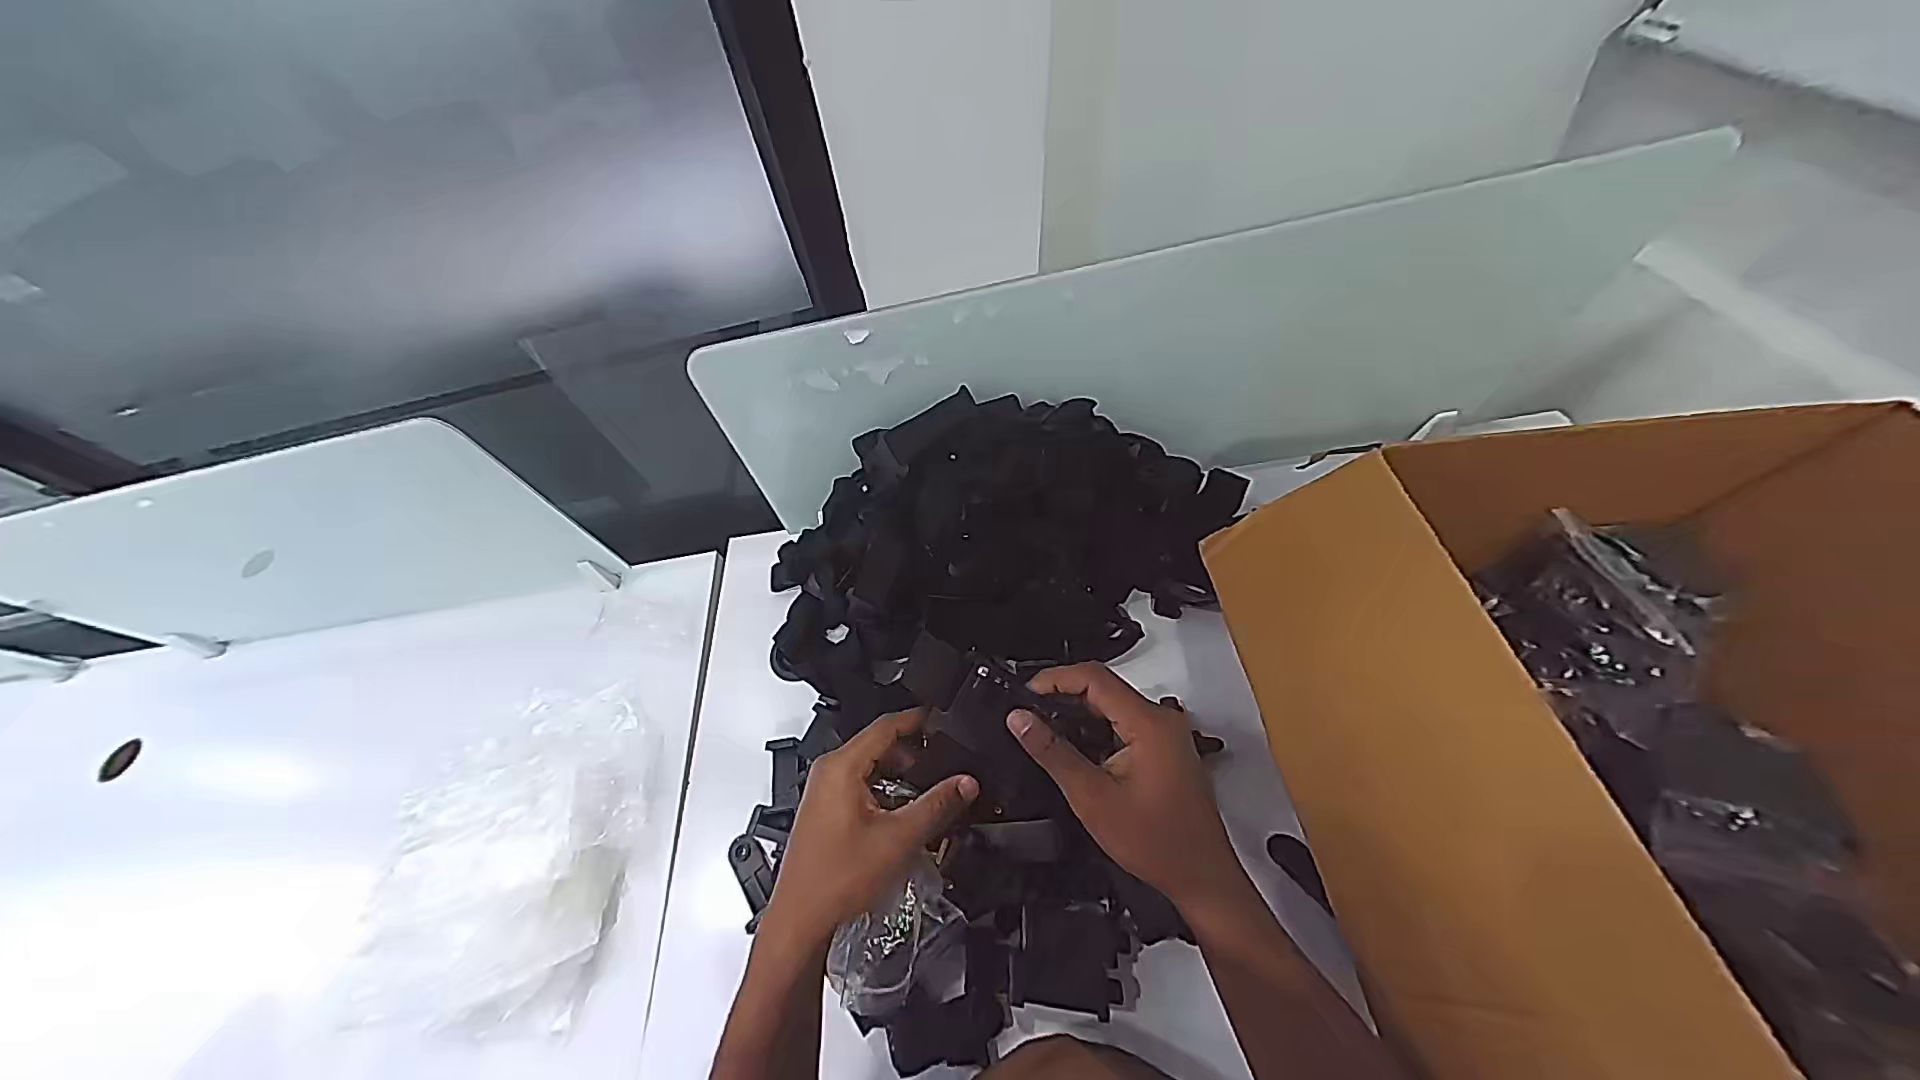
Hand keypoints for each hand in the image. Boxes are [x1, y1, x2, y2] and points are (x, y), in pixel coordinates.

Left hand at [761, 708, 977, 945]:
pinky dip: (886, 793)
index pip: (885, 725)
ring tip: (930, 792)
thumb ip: (937, 805)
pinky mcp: (826, 811)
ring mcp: (824, 792)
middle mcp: (828, 774)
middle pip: (879, 746)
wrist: (802, 922)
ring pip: (871, 768)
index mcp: (841, 767)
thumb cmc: (834, 882)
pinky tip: (905, 815)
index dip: (917, 720)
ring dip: (901, 776)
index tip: (940, 718)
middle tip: (944, 761)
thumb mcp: (899, 838)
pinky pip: (861, 787)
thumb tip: (964, 784)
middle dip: (914, 753)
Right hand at [1008, 663, 1247, 913]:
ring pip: (1112, 704)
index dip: (1054, 679)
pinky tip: (1078, 751)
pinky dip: (1097, 729)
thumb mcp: (1092, 797)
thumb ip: (1052, 752)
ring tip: (1048, 731)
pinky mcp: (1165, 747)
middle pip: (1103, 686)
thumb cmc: (1161, 845)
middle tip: (1031, 711)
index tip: (1028, 692)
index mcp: (1150, 724)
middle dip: (1062, 695)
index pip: (1094, 677)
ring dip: (1079, 713)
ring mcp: (1166, 734)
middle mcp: (1163, 721)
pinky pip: (1124, 722)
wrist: (1200, 877)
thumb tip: (1022, 721)